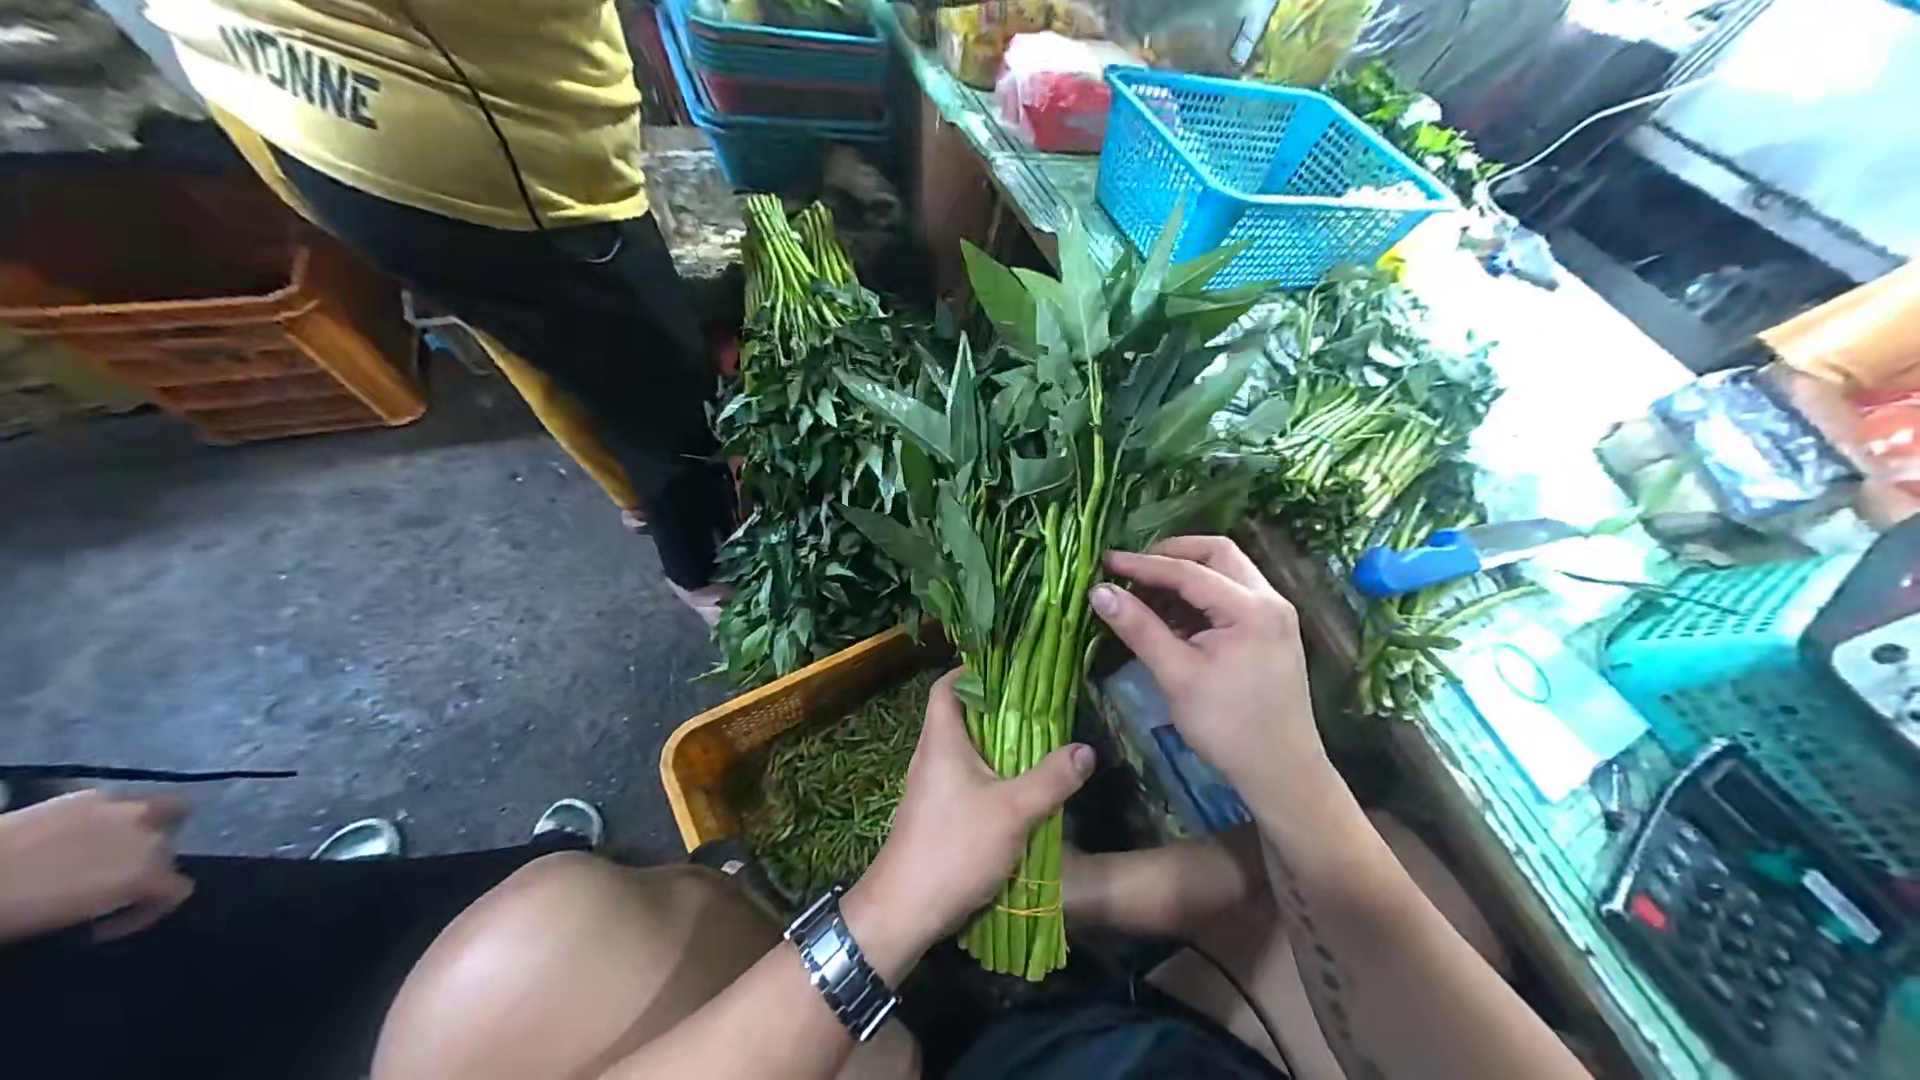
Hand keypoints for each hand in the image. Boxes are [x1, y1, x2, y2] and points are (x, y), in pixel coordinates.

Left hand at [0, 790, 194, 943]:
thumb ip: (106, 905)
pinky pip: (127, 801)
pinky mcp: (95, 795)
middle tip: (104, 882)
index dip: (146, 911)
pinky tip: (80, 830)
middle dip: (145, 865)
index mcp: (146, 874)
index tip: (101, 926)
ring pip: (170, 810)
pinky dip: (116, 815)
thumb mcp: (62, 921)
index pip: (178, 890)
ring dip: (150, 827)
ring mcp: (128, 810)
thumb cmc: (10, 909)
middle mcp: (153, 837)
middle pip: (170, 850)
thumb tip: (106, 904)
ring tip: (111, 844)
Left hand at [844, 669, 1093, 981]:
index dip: (972, 671)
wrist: (904, 910)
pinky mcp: (936, 813)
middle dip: (997, 709)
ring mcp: (931, 786)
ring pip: (965, 750)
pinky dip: (990, 774)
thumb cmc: (953, 848)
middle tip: (1037, 706)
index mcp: (941, 740)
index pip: (947, 686)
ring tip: (1036, 743)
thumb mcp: (1012, 811)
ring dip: (996, 745)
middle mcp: (932, 756)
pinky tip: (1018, 789)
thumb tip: (1086, 749)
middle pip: (960, 716)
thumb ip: (1051, 779)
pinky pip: (965, 779)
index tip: (1009, 670)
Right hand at [1089, 535, 1325, 784]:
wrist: (1281, 773)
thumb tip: (1099, 592)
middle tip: (1133, 567)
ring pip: (1227, 570)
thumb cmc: (1227, 725)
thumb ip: (1138, 627)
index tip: (1106, 561)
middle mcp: (1269, 600)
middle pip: (1217, 553)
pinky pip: (1231, 594)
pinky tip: (1172, 615)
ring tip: (1147, 591)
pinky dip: (1200, 594)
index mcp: (1251, 609)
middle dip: (1172, 553)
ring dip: (1187, 572)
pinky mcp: (1270, 631)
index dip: (1143, 564)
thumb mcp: (1176, 674)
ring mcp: (1274, 615)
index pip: (1188, 571)